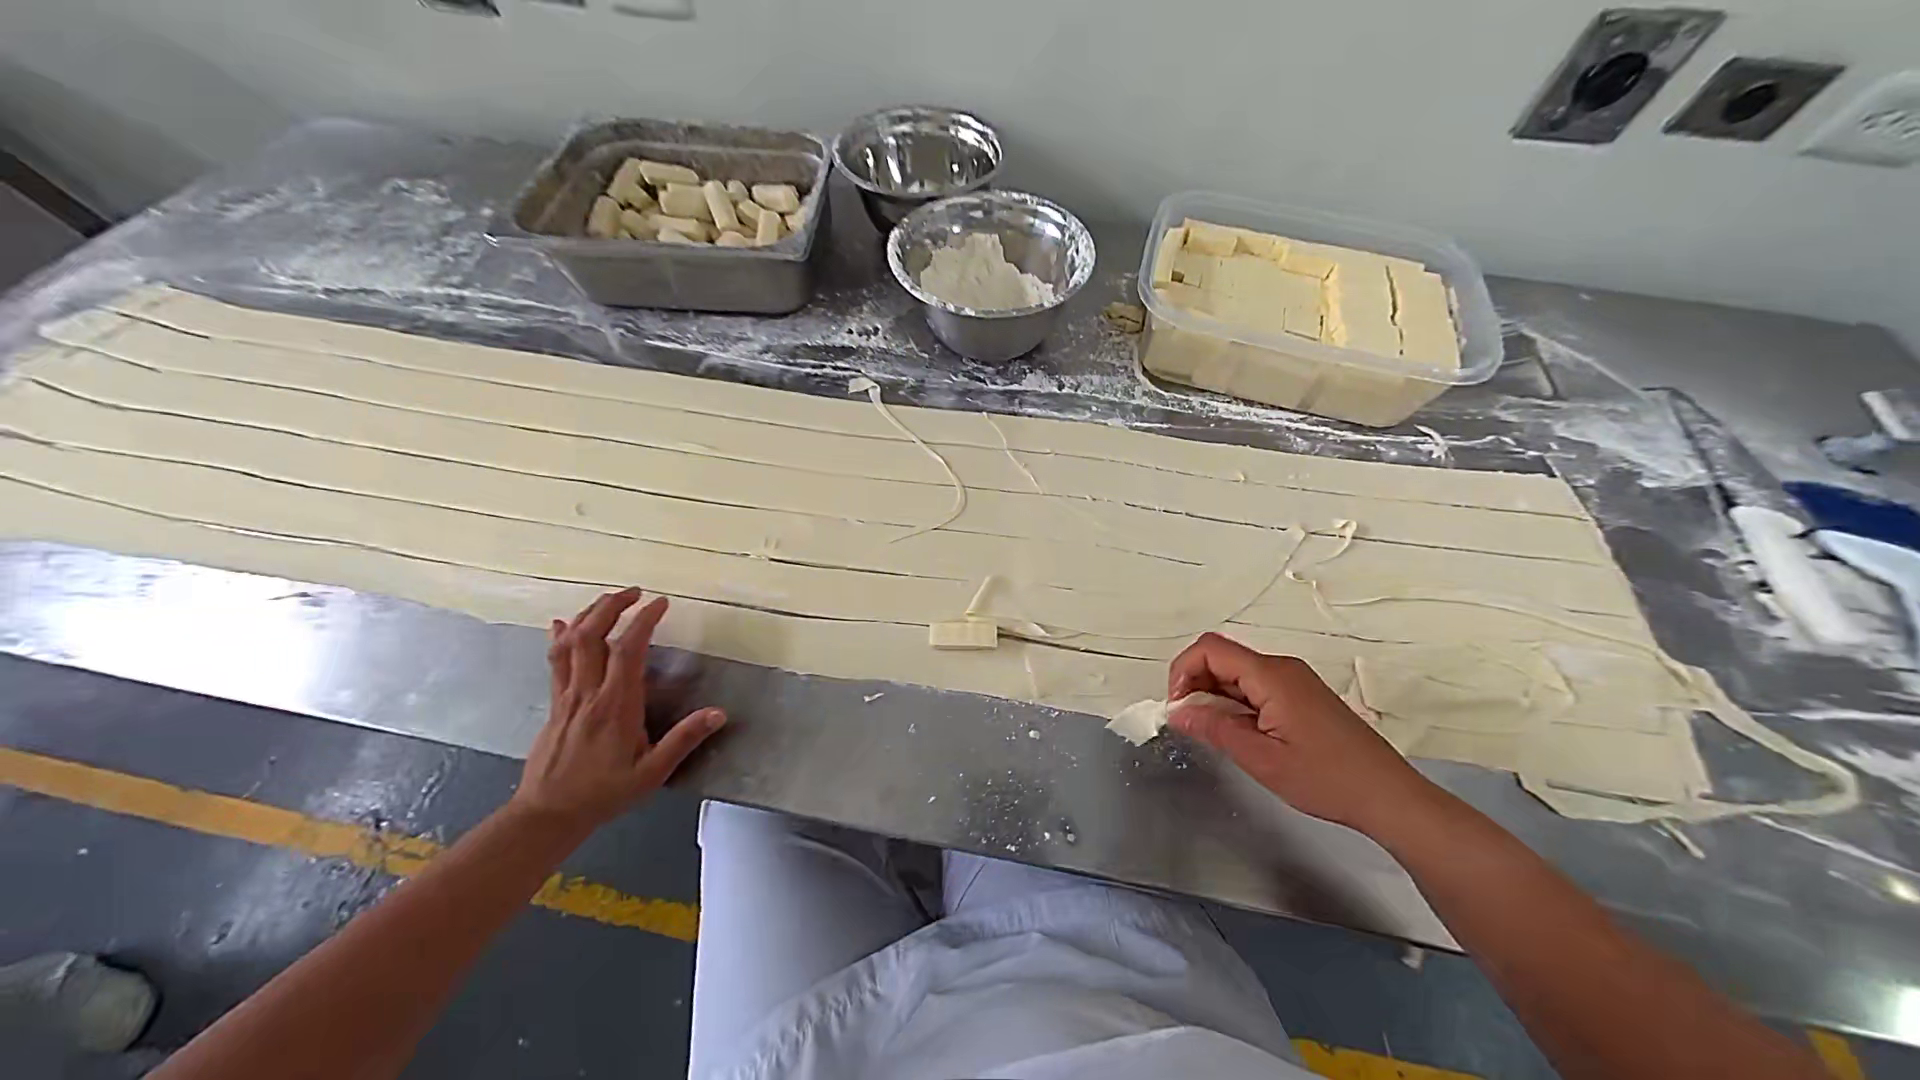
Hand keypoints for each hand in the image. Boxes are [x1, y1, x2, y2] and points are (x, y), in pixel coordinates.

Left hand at [511, 588, 726, 831]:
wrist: (547, 815)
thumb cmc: (603, 794)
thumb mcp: (651, 773)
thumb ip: (683, 740)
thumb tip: (718, 713)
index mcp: (616, 706)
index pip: (628, 651)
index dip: (644, 621)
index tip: (660, 603)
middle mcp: (589, 693)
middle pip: (592, 636)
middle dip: (612, 606)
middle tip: (635, 592)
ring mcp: (568, 696)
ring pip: (570, 643)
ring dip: (589, 615)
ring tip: (610, 599)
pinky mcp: (555, 703)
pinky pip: (555, 661)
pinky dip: (561, 637)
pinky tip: (563, 623)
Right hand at [1167, 632, 1437, 834]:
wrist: (1389, 796)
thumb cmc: (1326, 779)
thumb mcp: (1261, 758)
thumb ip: (1214, 728)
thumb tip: (1177, 711)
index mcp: (1272, 675)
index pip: (1210, 649)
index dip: (1183, 671)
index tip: (1178, 708)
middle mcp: (1283, 668)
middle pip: (1222, 658)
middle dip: (1196, 685)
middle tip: (1192, 724)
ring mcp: (1295, 681)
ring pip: (1237, 673)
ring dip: (1215, 696)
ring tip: (1215, 734)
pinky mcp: (1302, 696)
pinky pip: (1256, 687)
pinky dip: (1236, 703)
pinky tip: (1240, 733)